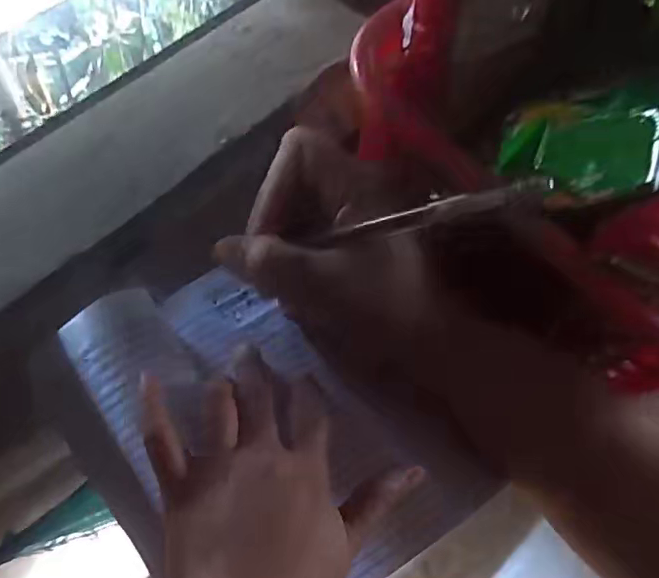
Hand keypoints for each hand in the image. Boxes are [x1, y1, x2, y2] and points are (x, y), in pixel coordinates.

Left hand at [141, 348, 419, 577]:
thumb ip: (375, 501)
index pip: (312, 418)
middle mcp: (262, 456)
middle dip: (259, 373)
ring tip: (221, 374)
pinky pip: (161, 440)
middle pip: (263, 403)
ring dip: (222, 387)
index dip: (308, 393)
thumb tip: (416, 469)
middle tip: (251, 351)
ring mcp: (218, 467)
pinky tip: (148, 379)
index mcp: (306, 470)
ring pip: (220, 410)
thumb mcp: (347, 542)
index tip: (303, 376)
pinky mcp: (180, 486)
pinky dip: (153, 408)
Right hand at [214, 127, 619, 479]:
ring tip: (290, 295)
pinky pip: (319, 239)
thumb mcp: (319, 286)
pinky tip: (307, 300)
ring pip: (304, 216)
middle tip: (272, 278)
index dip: (270, 196)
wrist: (438, 343)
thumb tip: (221, 249)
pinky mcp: (366, 241)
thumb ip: (268, 264)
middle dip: (275, 232)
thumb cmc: (385, 310)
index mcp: (356, 183)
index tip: (266, 248)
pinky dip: (305, 266)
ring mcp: (364, 214)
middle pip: (295, 185)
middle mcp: (360, 187)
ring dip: (287, 254)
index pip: (296, 153)